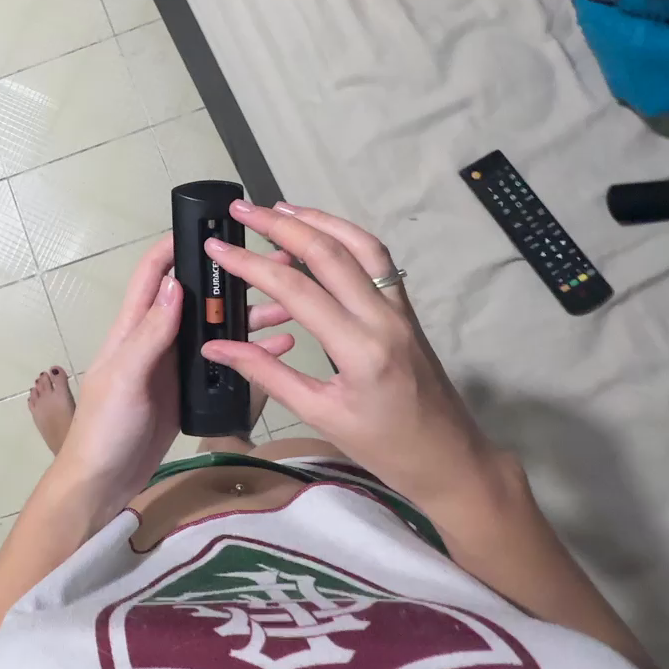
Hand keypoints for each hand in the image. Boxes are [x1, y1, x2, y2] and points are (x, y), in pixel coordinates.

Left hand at [50, 237, 295, 517]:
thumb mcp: (125, 376)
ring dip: (247, 315)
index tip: (207, 228)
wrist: (106, 481)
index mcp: (133, 328)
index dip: (173, 248)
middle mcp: (156, 338)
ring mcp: (175, 364)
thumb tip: (177, 284)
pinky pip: (224, 362)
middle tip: (272, 265)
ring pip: (216, 329)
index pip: (153, 276)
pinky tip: (279, 347)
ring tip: (291, 305)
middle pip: (195, 298)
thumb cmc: (106, 426)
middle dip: (228, 280)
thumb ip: (149, 334)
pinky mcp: (191, 390)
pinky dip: (250, 351)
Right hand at [200, 202, 509, 515]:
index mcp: (359, 349)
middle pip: (328, 252)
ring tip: (278, 208)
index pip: (295, 289)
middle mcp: (382, 317)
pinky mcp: (406, 308)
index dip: (250, 263)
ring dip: (317, 219)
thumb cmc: (385, 448)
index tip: (216, 246)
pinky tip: (319, 232)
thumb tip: (215, 346)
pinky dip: (344, 235)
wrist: (453, 461)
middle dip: (280, 225)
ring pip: (359, 245)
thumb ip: (266, 373)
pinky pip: (376, 259)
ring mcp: (399, 308)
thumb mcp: (319, 414)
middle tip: (241, 207)